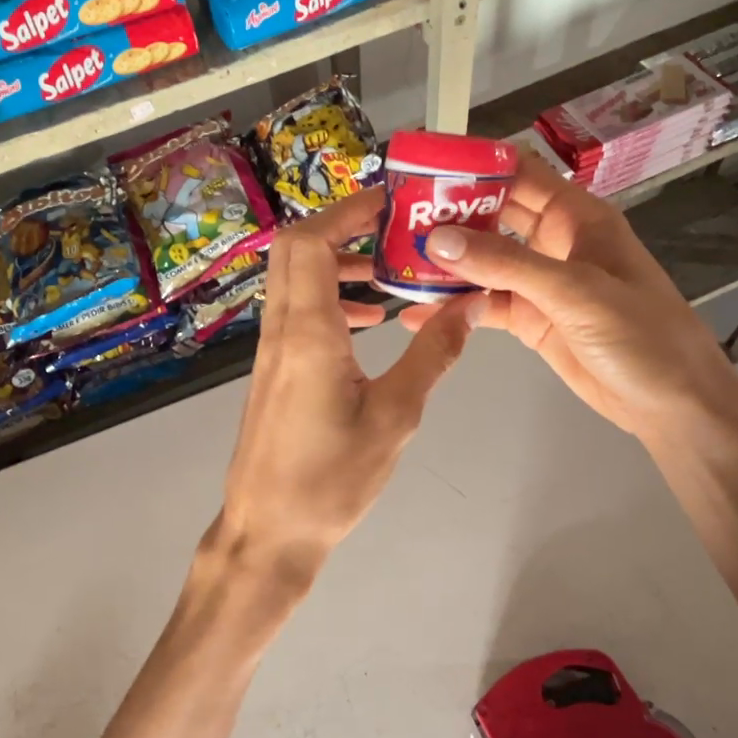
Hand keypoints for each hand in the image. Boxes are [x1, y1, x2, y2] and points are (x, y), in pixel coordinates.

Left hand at [219, 188, 479, 578]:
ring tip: (392, 275)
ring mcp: (271, 350)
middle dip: (343, 228)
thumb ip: (432, 354)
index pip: (309, 241)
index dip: (346, 211)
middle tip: (394, 231)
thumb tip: (469, 303)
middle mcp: (280, 329)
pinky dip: (330, 300)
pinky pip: (297, 312)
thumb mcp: (396, 417)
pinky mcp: (274, 371)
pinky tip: (371, 324)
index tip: (391, 205)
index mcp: (306, 331)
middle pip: (294, 250)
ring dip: (338, 265)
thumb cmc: (331, 479)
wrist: (269, 532)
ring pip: (294, 280)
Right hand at [397, 158, 737, 439]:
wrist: (672, 405)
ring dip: (446, 263)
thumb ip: (505, 264)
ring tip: (394, 264)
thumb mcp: (574, 292)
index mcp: (575, 217)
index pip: (518, 173)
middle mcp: (554, 241)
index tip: (421, 168)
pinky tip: (416, 314)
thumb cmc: (640, 335)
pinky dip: (455, 308)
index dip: (473, 166)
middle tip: (394, 220)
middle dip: (448, 215)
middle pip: (493, 216)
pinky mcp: (531, 320)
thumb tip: (438, 239)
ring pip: (483, 262)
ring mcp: (541, 283)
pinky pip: (485, 305)